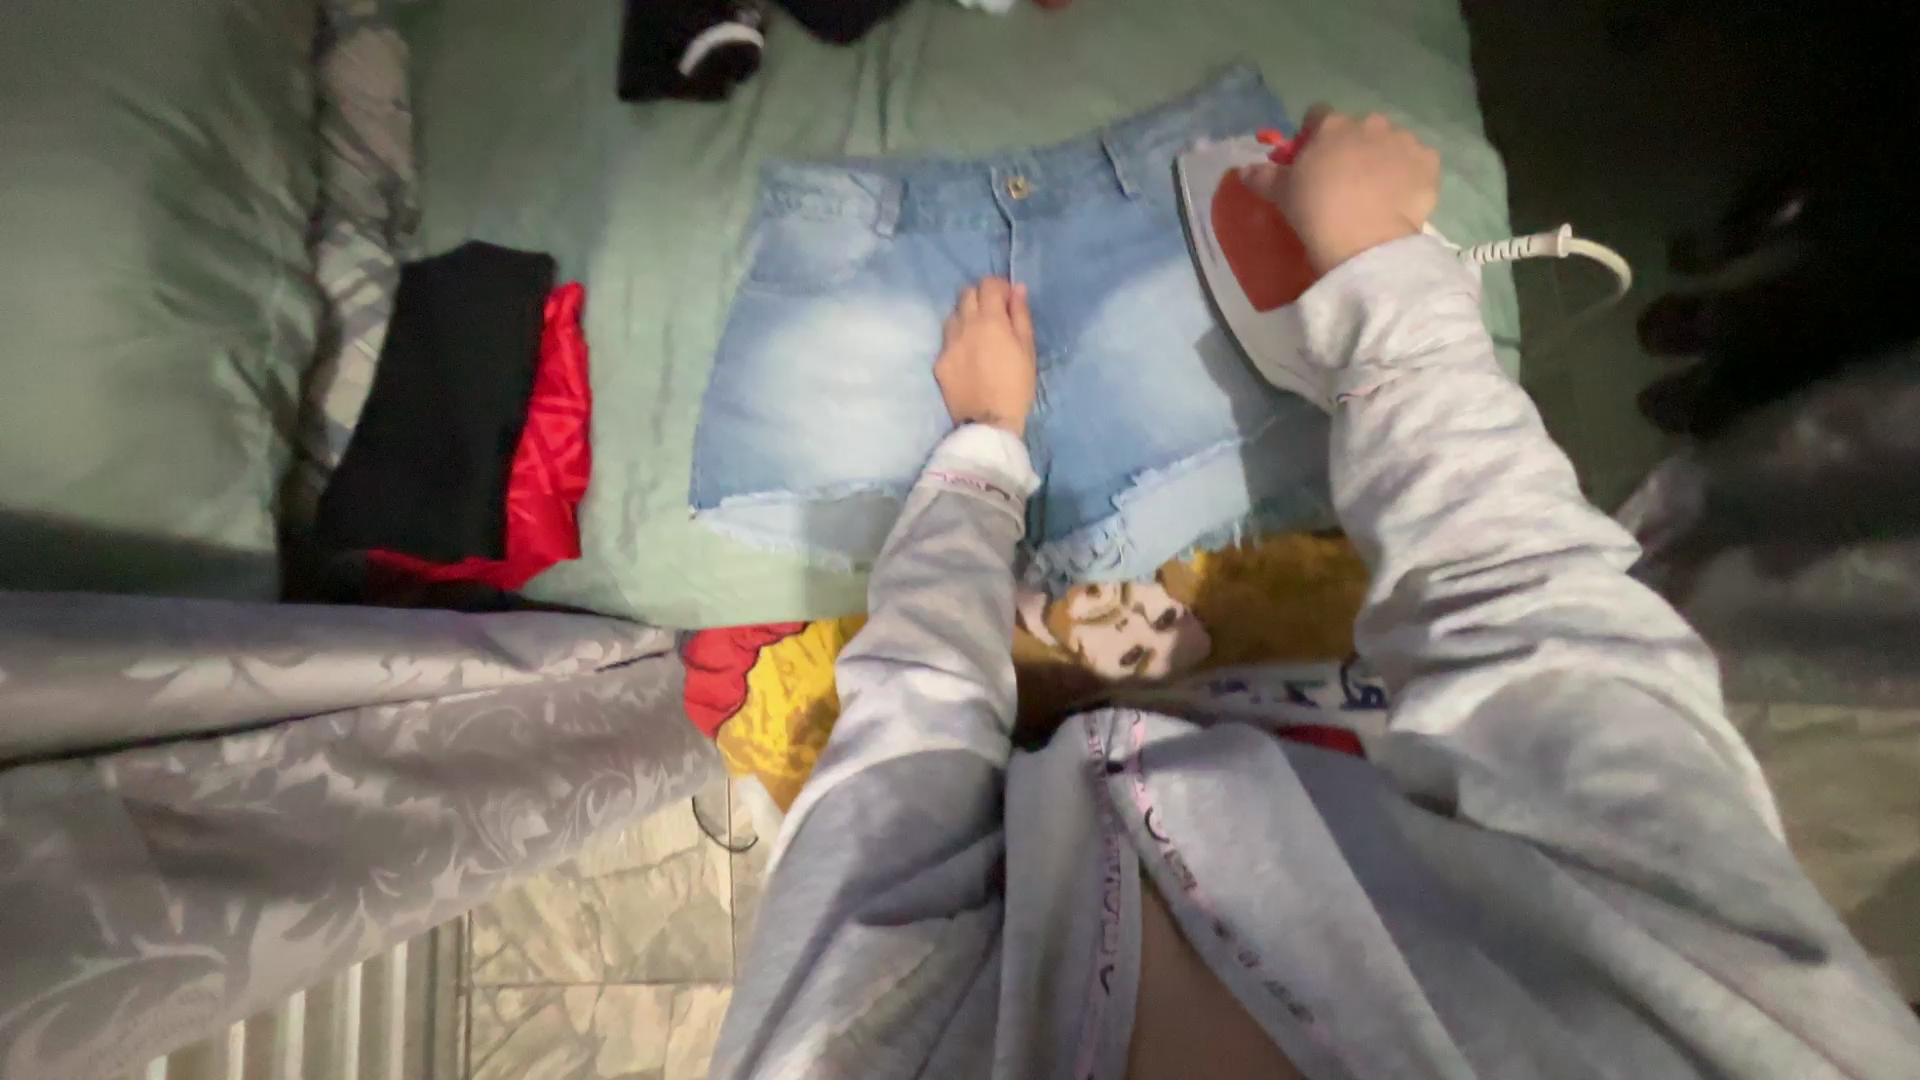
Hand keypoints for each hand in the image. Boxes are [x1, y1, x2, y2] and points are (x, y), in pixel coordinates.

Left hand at [935, 277, 1036, 436]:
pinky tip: (967, 355)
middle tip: (993, 314)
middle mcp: (964, 326)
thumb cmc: (1016, 386)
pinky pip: (946, 340)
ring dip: (966, 316)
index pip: (989, 285)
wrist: (989, 423)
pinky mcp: (939, 362)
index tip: (1008, 300)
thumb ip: (1020, 315)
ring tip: (978, 334)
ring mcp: (948, 344)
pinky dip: (957, 340)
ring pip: (953, 315)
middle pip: (966, 294)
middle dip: (981, 297)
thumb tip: (1017, 289)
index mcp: (990, 320)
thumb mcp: (1027, 349)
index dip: (1000, 287)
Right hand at [1240, 107, 1440, 273]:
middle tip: (1339, 182)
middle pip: (1358, 129)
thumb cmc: (1314, 210)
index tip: (1307, 159)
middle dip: (1349, 148)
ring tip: (1370, 194)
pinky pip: (1416, 163)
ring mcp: (1404, 141)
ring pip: (1390, 144)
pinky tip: (1395, 200)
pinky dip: (1407, 176)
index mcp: (1332, 127)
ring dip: (1380, 160)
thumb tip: (1243, 170)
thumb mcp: (1281, 195)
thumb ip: (1263, 177)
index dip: (1311, 135)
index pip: (1317, 115)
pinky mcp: (1428, 163)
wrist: (1363, 239)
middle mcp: (1371, 124)